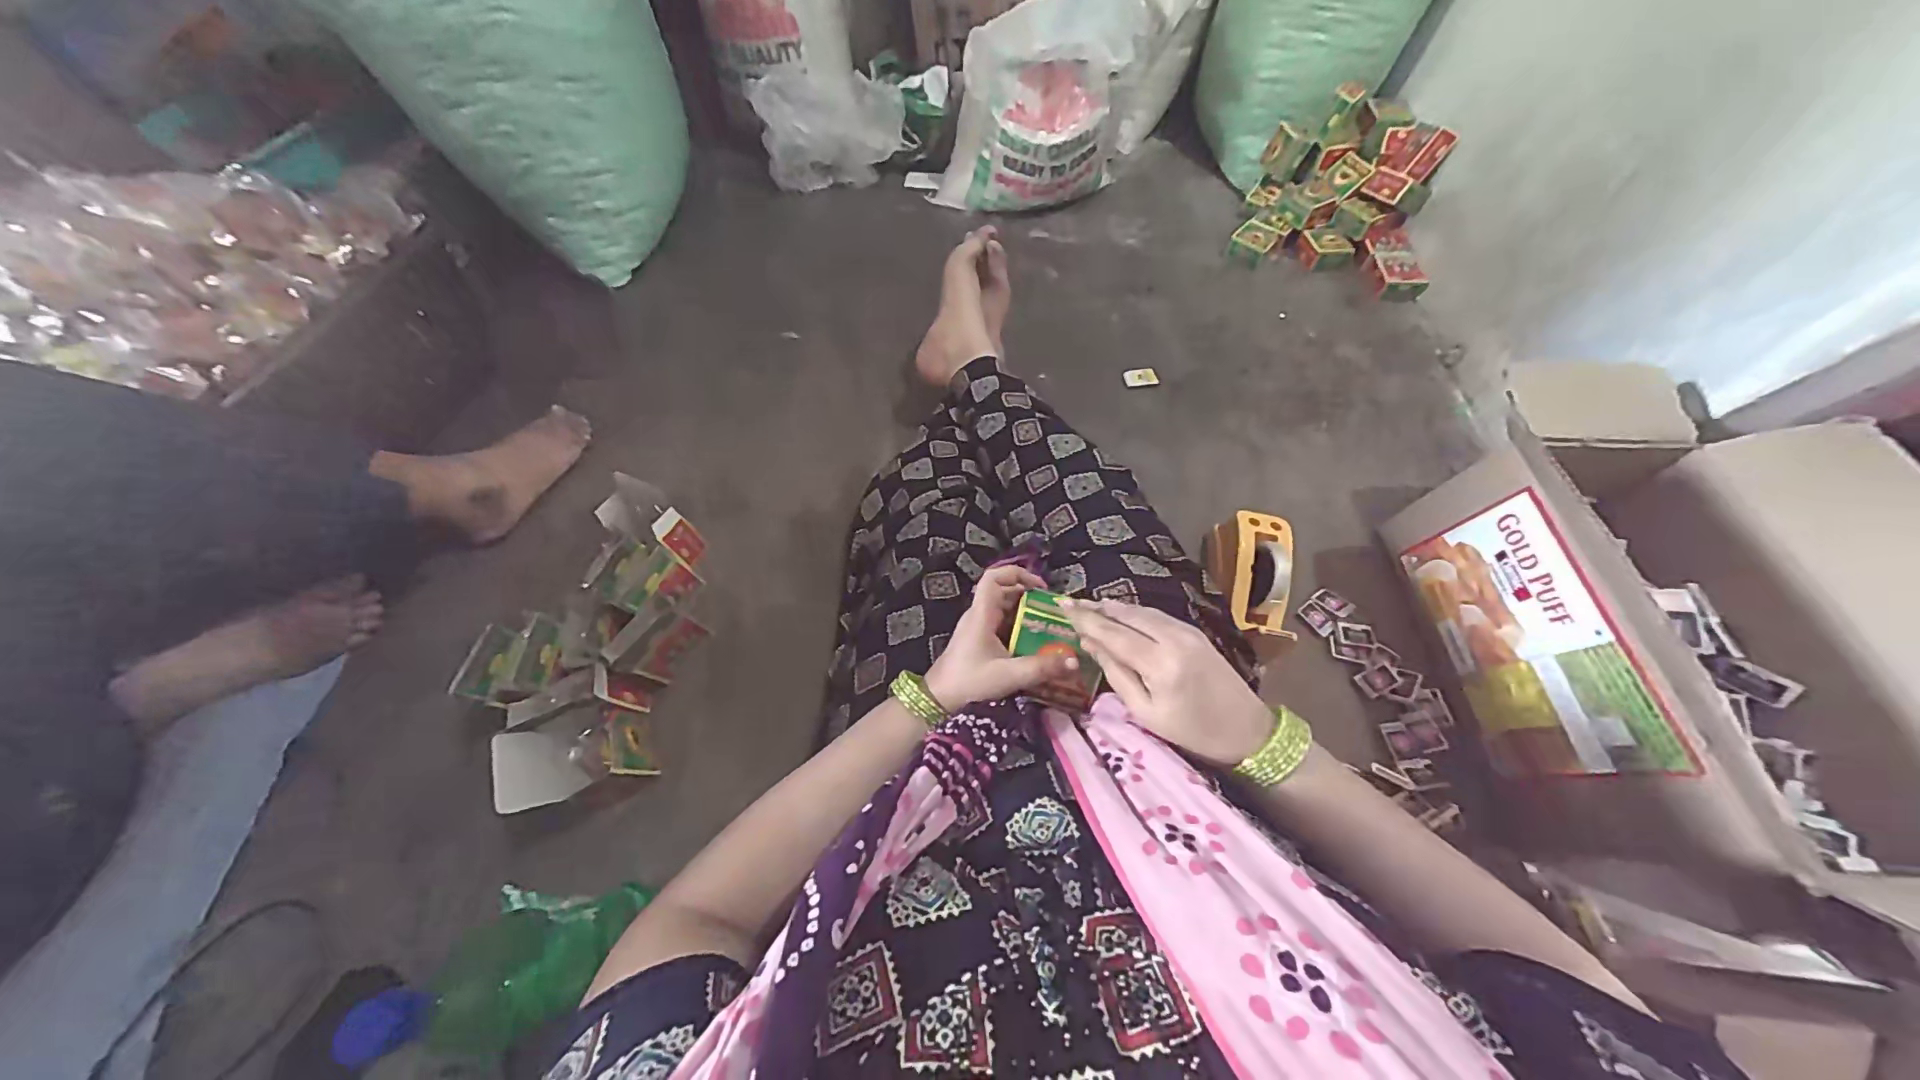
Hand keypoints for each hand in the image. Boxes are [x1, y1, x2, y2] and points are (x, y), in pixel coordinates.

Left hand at [923, 565, 1078, 709]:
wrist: (939, 698)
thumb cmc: (969, 681)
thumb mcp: (1008, 675)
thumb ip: (1041, 667)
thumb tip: (1073, 661)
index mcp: (982, 614)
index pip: (994, 577)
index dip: (1017, 574)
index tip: (1040, 588)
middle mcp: (979, 615)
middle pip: (1003, 591)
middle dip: (1028, 596)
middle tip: (1052, 610)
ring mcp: (978, 627)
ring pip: (1003, 608)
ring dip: (1025, 612)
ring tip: (1048, 625)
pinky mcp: (979, 640)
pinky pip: (1001, 623)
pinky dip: (1018, 627)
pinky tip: (1033, 642)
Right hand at [1061, 598, 1278, 766]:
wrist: (1248, 729)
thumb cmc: (1193, 731)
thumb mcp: (1146, 713)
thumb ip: (1117, 675)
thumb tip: (1091, 645)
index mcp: (1160, 664)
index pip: (1113, 633)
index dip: (1086, 619)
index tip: (1063, 607)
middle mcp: (1174, 639)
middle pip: (1127, 615)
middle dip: (1096, 608)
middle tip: (1069, 603)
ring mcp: (1187, 631)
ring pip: (1142, 611)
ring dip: (1114, 607)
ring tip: (1088, 606)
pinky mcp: (1195, 631)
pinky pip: (1157, 616)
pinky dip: (1134, 612)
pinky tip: (1119, 613)